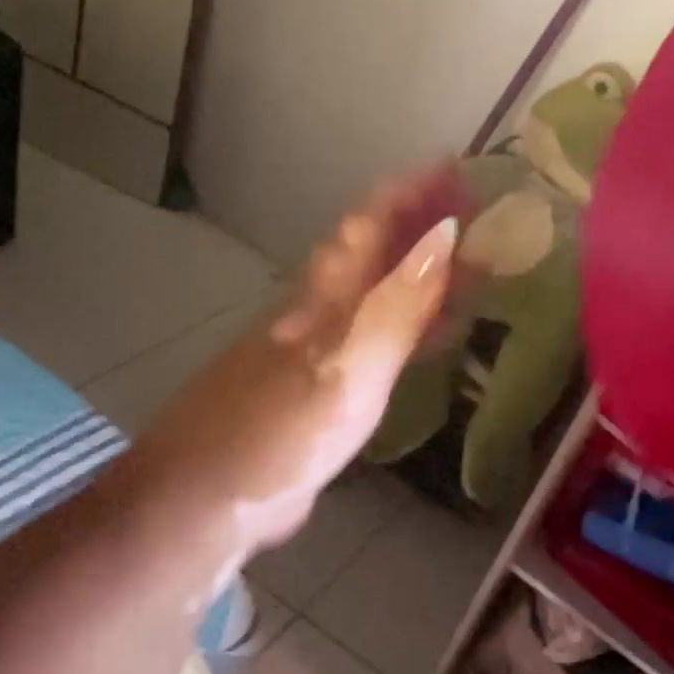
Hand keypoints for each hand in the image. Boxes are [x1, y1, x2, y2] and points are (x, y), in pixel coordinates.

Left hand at [119, 167, 462, 557]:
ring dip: (422, 265)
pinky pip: (382, 334)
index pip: (372, 222)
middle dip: (422, 218)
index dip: (412, 189)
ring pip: (379, 289)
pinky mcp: (322, 390)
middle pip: (375, 249)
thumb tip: (449, 231)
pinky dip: (416, 317)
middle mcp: (321, 311)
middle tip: (474, 202)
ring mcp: (318, 351)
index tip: (455, 163)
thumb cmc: (278, 433)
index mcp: (327, 296)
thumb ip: (403, 300)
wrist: (199, 510)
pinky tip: (437, 329)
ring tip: (471, 256)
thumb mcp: (351, 364)